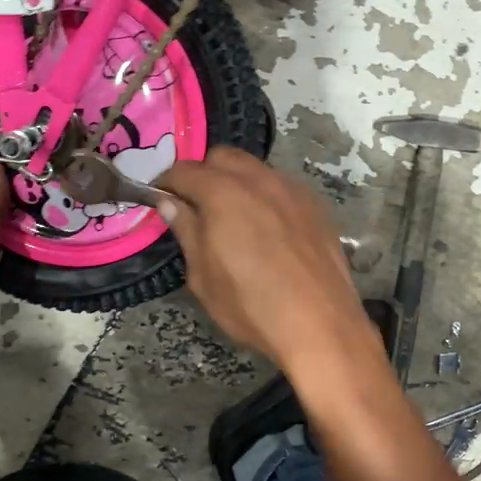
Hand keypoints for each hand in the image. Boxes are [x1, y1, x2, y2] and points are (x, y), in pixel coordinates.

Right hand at [157, 148, 374, 365]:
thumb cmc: (251, 305)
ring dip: (236, 181)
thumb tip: (170, 203)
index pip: (185, 171)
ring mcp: (292, 190)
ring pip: (255, 168)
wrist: (319, 323)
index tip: (160, 197)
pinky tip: (265, 226)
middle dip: (203, 173)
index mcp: (224, 193)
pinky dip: (264, 195)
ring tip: (231, 215)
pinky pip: (281, 186)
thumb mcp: (203, 276)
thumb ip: (186, 231)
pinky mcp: (315, 206)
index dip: (167, 182)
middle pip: (222, 158)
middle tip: (195, 204)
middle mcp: (259, 180)